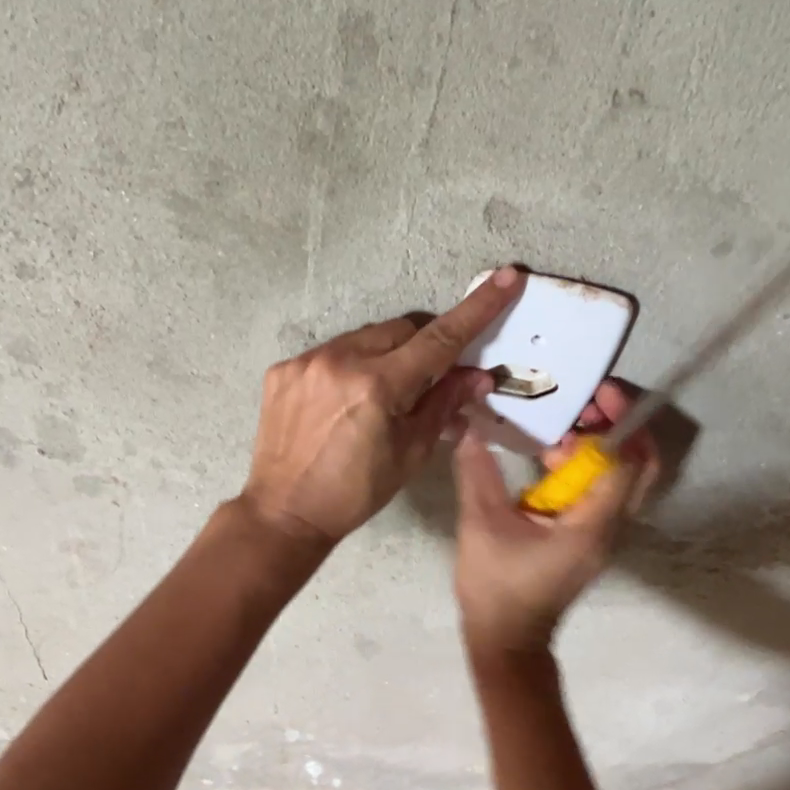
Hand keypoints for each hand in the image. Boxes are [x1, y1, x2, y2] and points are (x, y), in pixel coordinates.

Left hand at [240, 266, 524, 545]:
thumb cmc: (355, 492)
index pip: (439, 338)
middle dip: (423, 344)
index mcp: (378, 386)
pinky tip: (343, 401)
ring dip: (384, 354)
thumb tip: (477, 375)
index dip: (478, 307)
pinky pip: (331, 352)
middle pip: (401, 329)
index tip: (505, 277)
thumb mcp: (410, 454)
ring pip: (365, 337)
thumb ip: (443, 405)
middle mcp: (340, 361)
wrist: (284, 512)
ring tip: (379, 395)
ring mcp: (307, 362)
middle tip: (429, 377)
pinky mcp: (284, 370)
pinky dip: (349, 367)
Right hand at [452, 380, 659, 653]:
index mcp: (592, 525)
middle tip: (589, 400)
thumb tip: (468, 425)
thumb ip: (477, 471)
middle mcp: (611, 527)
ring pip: (625, 477)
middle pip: (641, 467)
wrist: (506, 641)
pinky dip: (586, 465)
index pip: (626, 464)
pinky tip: (548, 455)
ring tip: (561, 426)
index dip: (619, 422)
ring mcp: (604, 532)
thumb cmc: (496, 588)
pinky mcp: (590, 535)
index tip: (596, 393)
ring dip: (601, 445)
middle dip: (622, 427)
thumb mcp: (480, 524)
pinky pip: (603, 490)